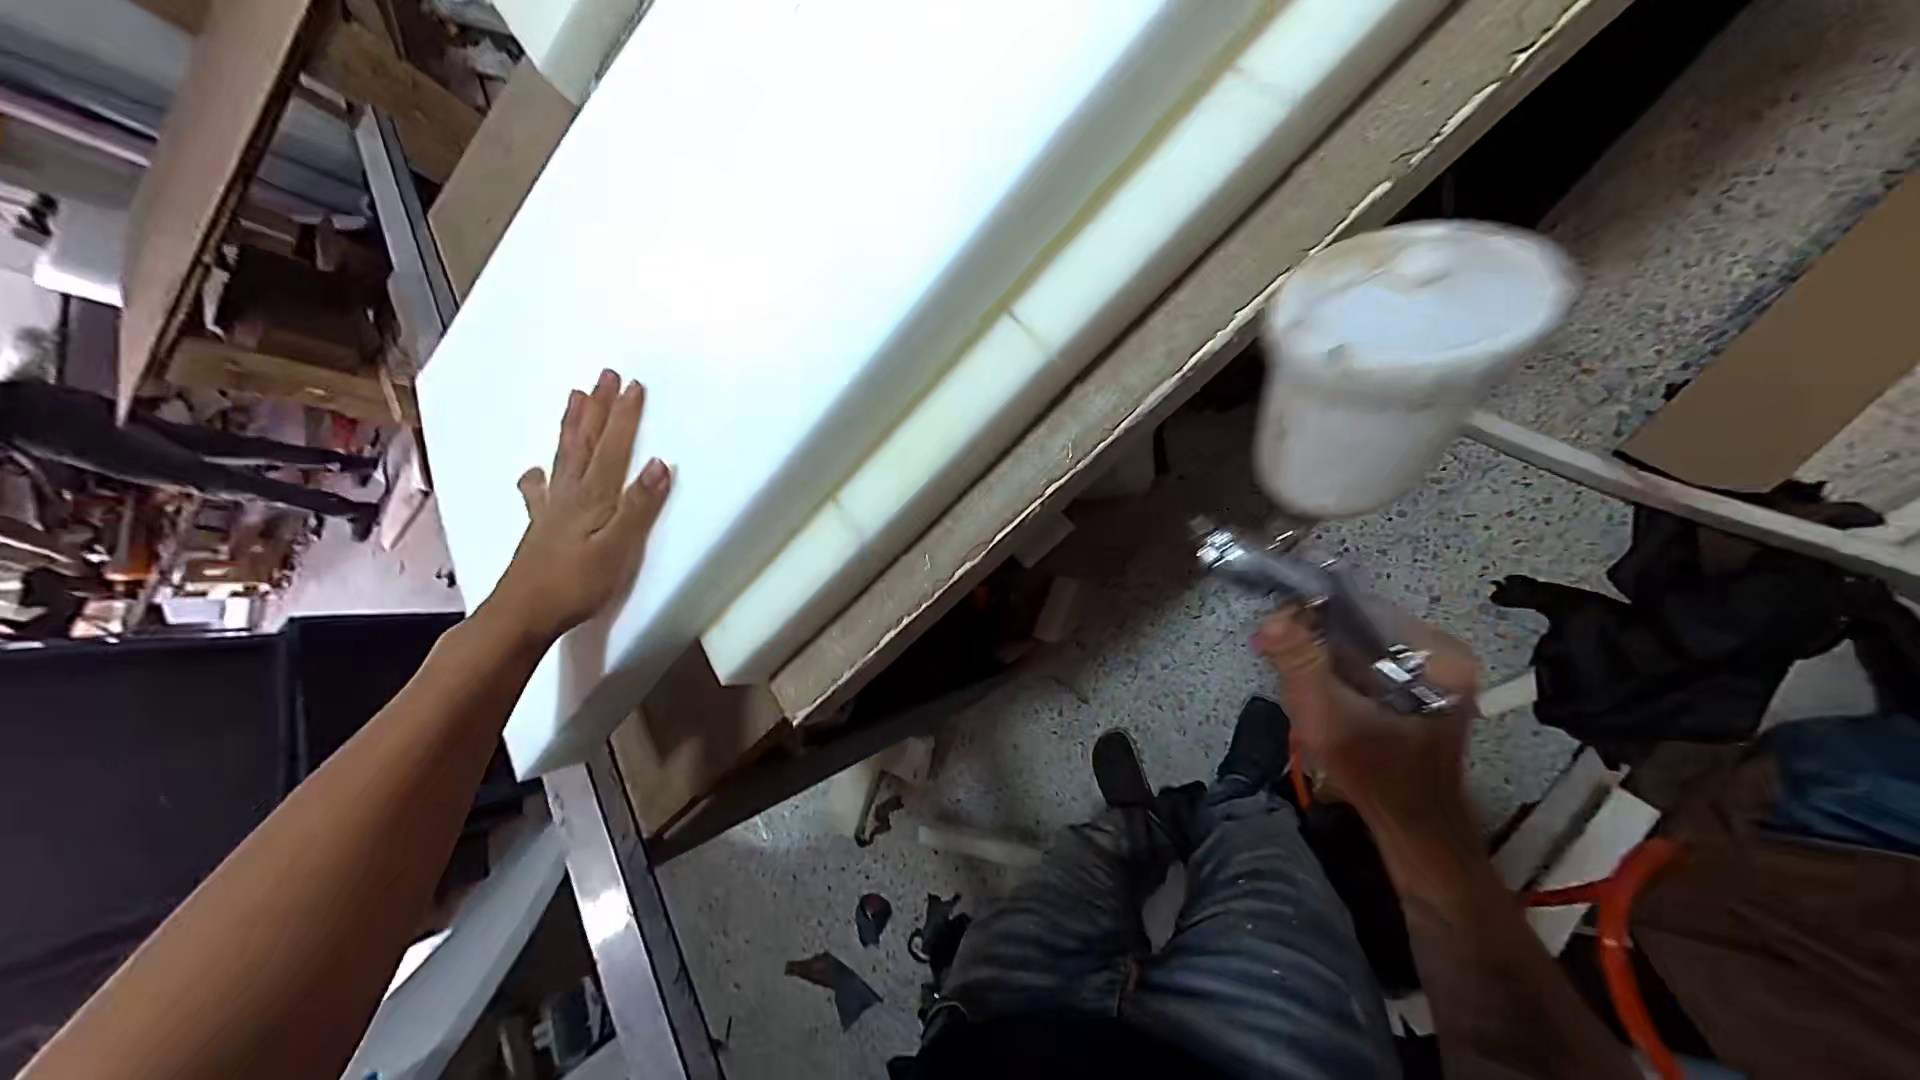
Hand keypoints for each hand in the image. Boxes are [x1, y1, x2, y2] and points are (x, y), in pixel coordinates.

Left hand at [484, 369, 671, 642]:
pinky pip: (541, 489)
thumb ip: (638, 507)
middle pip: (585, 442)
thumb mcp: (618, 548)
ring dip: (573, 426)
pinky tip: (534, 471)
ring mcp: (552, 508)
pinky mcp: (542, 525)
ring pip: (564, 456)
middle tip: (604, 377)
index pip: (612, 448)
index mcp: (592, 498)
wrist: (522, 613)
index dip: (624, 417)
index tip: (633, 386)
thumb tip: (657, 465)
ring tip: (575, 398)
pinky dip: (539, 475)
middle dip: (598, 409)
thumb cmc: (575, 584)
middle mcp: (570, 494)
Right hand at [1252, 609, 1477, 826]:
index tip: (1269, 635)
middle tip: (1271, 658)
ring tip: (1293, 682)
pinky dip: (1335, 670)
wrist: (1412, 826)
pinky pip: (1366, 660)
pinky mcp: (1420, 685)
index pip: (1360, 608)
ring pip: (1358, 641)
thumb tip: (1273, 619)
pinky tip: (1316, 691)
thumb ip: (1300, 664)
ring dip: (1319, 657)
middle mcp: (1441, 653)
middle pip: (1358, 623)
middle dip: (1310, 640)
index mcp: (1435, 653)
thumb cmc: (1375, 774)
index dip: (1308, 615)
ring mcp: (1432, 669)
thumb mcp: (1327, 717)